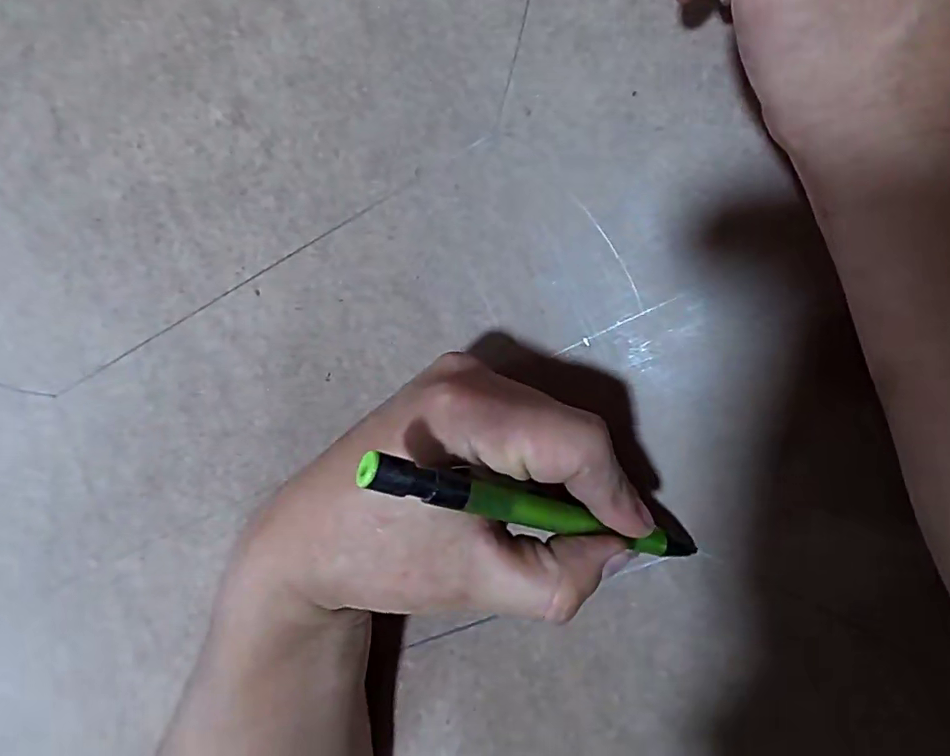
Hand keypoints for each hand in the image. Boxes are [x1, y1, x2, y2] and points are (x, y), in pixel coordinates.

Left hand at [225, 351, 655, 626]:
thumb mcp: (482, 581)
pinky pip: (526, 412)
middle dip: (594, 485)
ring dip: (569, 470)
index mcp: (466, 412)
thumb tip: (619, 545)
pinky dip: (542, 453)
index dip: (616, 493)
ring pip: (550, 416)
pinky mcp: (455, 379)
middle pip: (566, 425)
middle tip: (602, 540)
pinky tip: (527, 492)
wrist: (309, 533)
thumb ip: (565, 573)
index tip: (640, 541)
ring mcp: (458, 370)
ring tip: (560, 523)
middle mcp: (467, 374)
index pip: (575, 441)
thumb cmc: (384, 559)